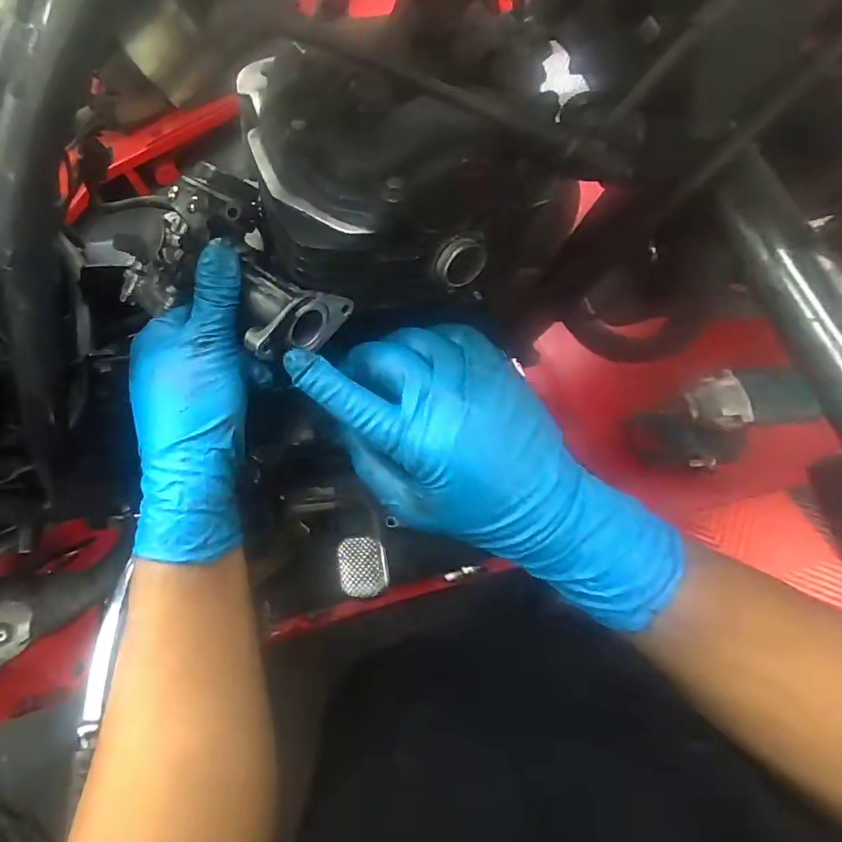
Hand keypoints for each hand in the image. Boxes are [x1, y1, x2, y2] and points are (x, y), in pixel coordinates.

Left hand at [129, 240, 246, 562]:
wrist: (196, 471)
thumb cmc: (197, 401)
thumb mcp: (209, 341)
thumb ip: (216, 295)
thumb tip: (218, 244)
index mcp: (157, 335)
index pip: (195, 297)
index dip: (227, 291)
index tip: (261, 290)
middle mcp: (165, 356)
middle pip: (213, 324)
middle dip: (244, 326)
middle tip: (273, 328)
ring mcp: (182, 383)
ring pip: (225, 352)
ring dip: (251, 353)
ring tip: (269, 360)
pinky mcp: (201, 406)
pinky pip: (227, 377)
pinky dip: (246, 376)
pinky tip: (262, 383)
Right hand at [283, 325, 683, 630]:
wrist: (544, 500)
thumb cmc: (472, 510)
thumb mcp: (408, 503)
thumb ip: (368, 459)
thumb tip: (340, 420)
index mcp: (414, 438)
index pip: (354, 399)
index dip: (321, 379)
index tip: (298, 361)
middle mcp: (439, 396)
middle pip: (382, 356)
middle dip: (359, 361)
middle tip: (357, 376)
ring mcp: (470, 373)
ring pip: (414, 337)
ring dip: (393, 349)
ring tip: (392, 369)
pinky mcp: (493, 362)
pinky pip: (450, 332)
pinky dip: (429, 340)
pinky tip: (427, 357)